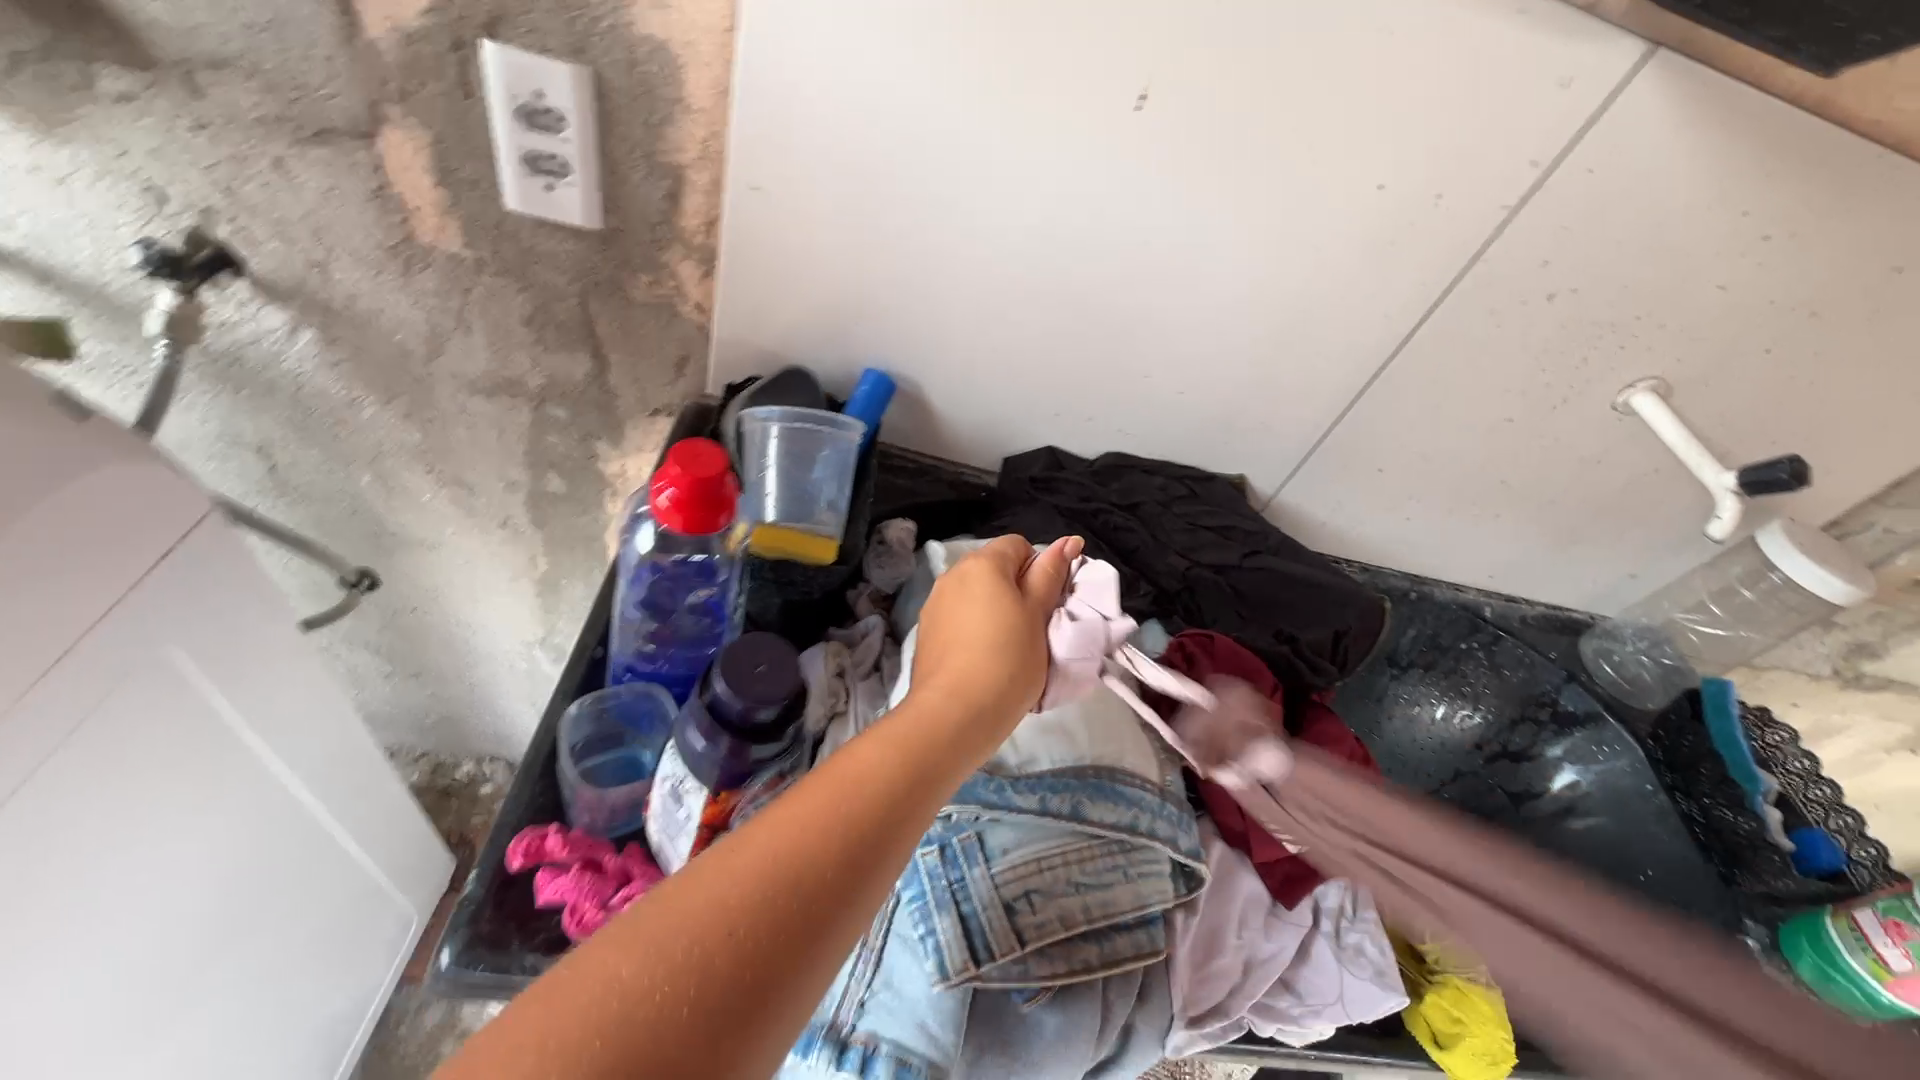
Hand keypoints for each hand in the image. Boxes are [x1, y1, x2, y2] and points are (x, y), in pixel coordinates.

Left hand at [906, 534, 1083, 757]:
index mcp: (982, 563)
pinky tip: (981, 661)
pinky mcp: (926, 633)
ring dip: (993, 611)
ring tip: (1006, 649)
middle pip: (993, 569)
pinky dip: (973, 631)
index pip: (1018, 545)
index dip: (1038, 570)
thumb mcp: (1039, 616)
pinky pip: (958, 619)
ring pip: (975, 596)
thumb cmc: (1008, 661)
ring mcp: (934, 604)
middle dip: (1015, 590)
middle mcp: (952, 575)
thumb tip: (1068, 541)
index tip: (1045, 605)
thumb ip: (1051, 575)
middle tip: (1031, 629)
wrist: (954, 714)